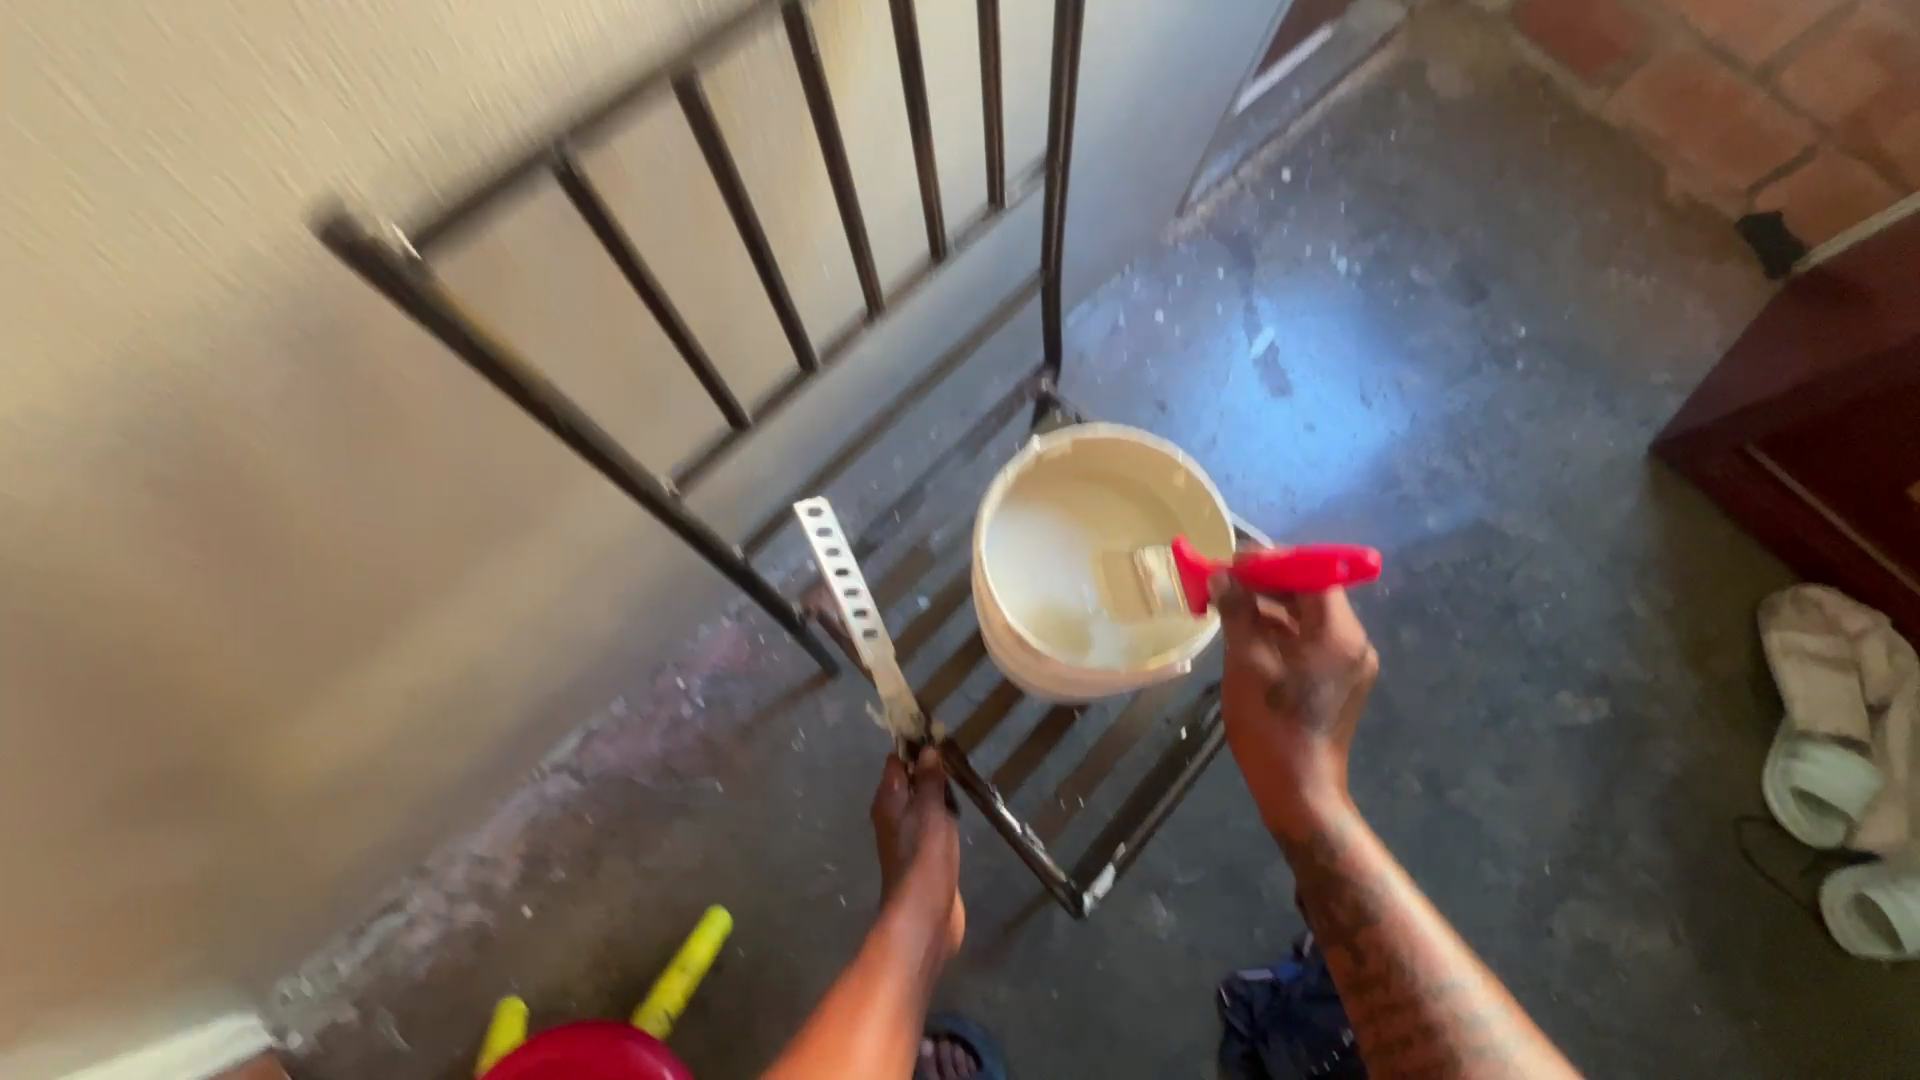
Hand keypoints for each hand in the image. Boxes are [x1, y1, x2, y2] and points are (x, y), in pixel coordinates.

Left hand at [870, 745, 964, 958]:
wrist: (925, 914)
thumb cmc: (925, 856)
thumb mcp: (930, 810)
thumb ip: (929, 779)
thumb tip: (927, 749)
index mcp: (888, 800)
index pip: (896, 762)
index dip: (914, 747)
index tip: (937, 734)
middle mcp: (893, 815)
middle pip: (909, 782)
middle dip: (929, 768)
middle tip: (957, 756)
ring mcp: (907, 836)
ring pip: (921, 803)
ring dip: (938, 793)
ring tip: (962, 780)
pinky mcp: (923, 855)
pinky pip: (932, 824)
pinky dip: (943, 815)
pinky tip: (960, 814)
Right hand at [1214, 573, 1378, 834]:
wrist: (1297, 789)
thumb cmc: (1271, 724)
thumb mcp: (1246, 661)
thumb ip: (1237, 612)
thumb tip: (1221, 577)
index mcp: (1339, 634)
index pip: (1312, 575)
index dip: (1272, 562)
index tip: (1233, 561)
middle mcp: (1353, 643)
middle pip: (1311, 594)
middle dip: (1266, 583)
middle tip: (1223, 581)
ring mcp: (1348, 663)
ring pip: (1306, 618)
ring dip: (1269, 607)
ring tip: (1228, 604)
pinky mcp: (1337, 681)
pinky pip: (1308, 640)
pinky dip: (1278, 631)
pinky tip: (1246, 632)